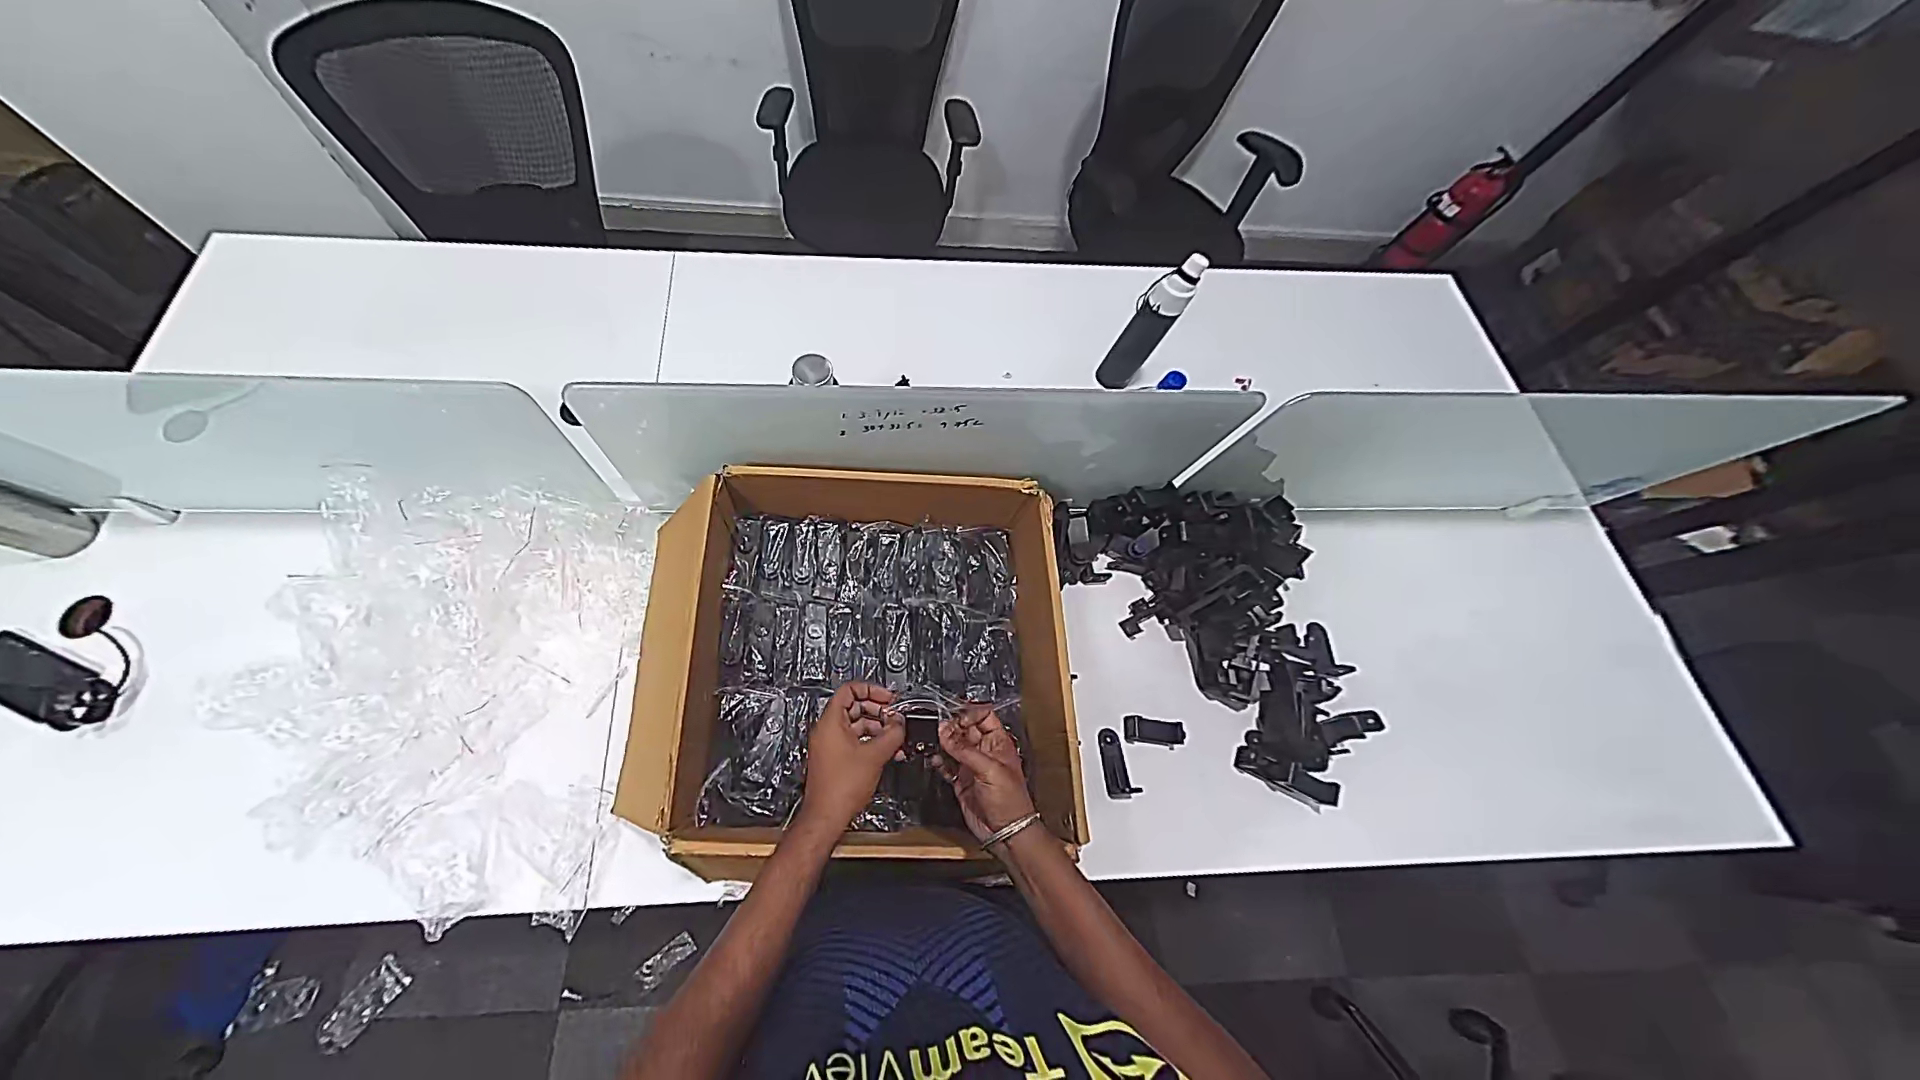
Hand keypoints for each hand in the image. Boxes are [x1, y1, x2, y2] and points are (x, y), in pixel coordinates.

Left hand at [798, 682, 903, 831]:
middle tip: (894, 716)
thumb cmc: (841, 787)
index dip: (871, 689)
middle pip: (854, 706)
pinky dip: (871, 741)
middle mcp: (827, 731)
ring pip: (856, 724)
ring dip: (877, 727)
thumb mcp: (875, 754)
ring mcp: (830, 745)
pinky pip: (855, 740)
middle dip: (878, 710)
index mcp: (831, 722)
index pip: (849, 690)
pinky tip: (888, 750)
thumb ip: (892, 734)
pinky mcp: (834, 758)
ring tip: (895, 735)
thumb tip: (900, 723)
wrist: (827, 815)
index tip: (887, 697)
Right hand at [934, 707, 1035, 840]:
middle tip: (939, 728)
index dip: (968, 713)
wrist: (1005, 832)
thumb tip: (945, 731)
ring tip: (935, 742)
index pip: (983, 716)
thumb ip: (965, 750)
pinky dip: (939, 761)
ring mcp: (972, 766)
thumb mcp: (989, 770)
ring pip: (954, 746)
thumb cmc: (1011, 802)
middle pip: (965, 729)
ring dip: (943, 743)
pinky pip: (947, 765)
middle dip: (951, 727)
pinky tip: (935, 759)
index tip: (953, 715)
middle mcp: (985, 751)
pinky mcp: (962, 780)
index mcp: (999, 743)